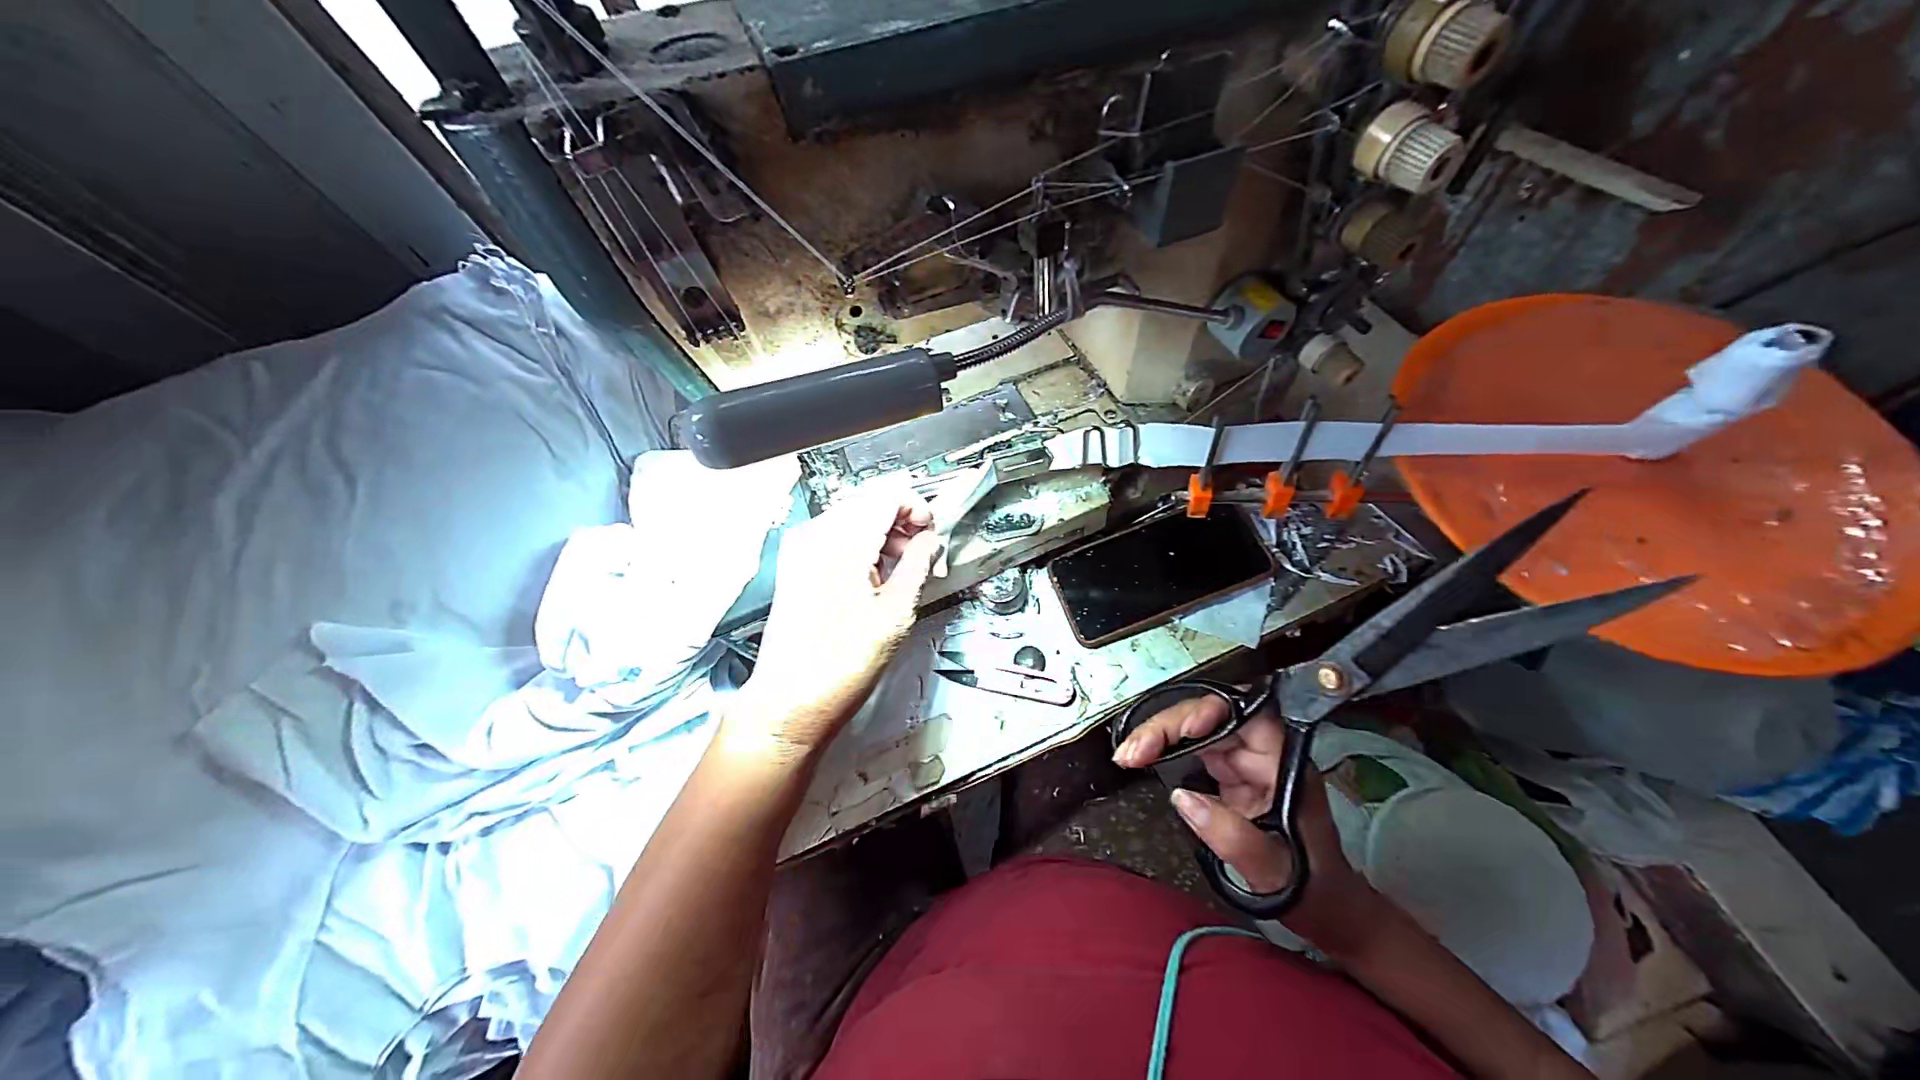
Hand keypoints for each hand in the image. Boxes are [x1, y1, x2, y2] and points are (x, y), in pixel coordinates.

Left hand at [726, 483, 942, 762]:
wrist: (790, 701)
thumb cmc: (836, 667)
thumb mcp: (896, 613)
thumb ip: (918, 563)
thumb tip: (930, 540)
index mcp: (843, 541)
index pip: (889, 494)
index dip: (918, 509)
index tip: (931, 534)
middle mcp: (816, 536)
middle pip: (871, 503)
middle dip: (903, 524)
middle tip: (924, 558)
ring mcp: (801, 550)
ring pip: (854, 520)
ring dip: (884, 537)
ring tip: (902, 574)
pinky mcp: (796, 567)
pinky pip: (836, 540)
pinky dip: (861, 550)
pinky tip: (874, 581)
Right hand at [1113, 697, 1382, 945]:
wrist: (1327, 910)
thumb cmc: (1313, 890)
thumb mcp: (1273, 870)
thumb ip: (1230, 834)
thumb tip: (1180, 797)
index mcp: (1284, 763)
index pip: (1247, 714)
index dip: (1213, 710)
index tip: (1184, 730)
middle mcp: (1265, 753)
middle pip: (1212, 716)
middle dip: (1169, 726)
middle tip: (1133, 751)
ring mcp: (1245, 762)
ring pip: (1196, 729)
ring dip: (1160, 735)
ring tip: (1128, 754)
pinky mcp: (1228, 775)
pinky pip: (1192, 749)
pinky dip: (1163, 750)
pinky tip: (1140, 757)